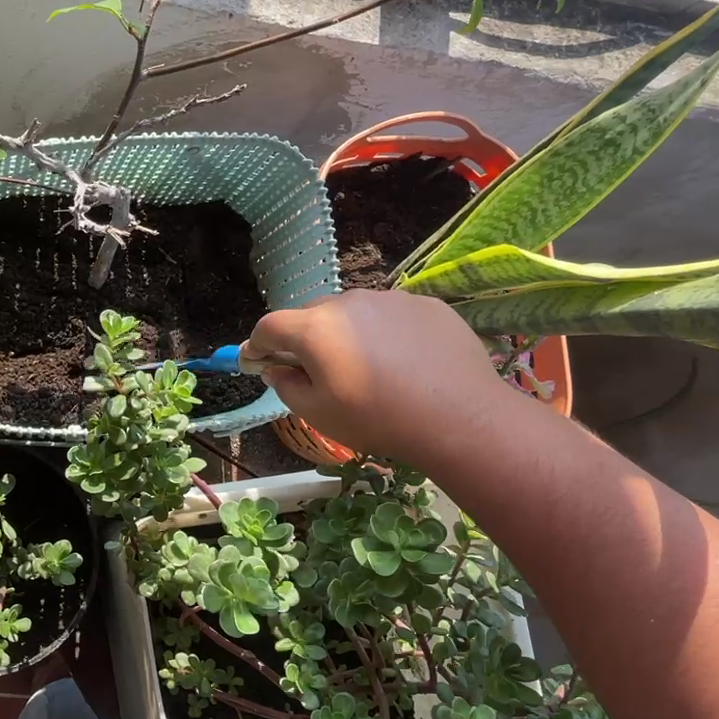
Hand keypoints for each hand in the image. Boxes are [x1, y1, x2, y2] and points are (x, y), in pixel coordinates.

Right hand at [243, 289, 513, 463]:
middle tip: (319, 371)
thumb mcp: (317, 414)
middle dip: (305, 338)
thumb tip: (276, 368)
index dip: (258, 344)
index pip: (269, 325)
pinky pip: (389, 314)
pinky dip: (384, 332)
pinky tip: (403, 362)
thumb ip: (286, 385)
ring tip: (368, 368)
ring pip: (352, 312)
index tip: (259, 361)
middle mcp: (347, 302)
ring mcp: (389, 299)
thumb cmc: (377, 420)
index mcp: (314, 329)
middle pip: (311, 314)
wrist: (460, 417)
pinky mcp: (425, 303)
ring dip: (347, 333)